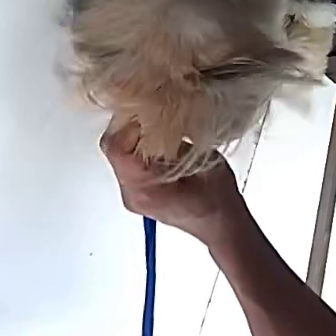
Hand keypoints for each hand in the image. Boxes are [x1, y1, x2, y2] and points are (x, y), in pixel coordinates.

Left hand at [100, 122, 244, 245]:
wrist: (221, 225)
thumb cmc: (218, 200)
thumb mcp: (204, 159)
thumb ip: (178, 139)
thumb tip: (164, 115)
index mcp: (144, 188)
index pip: (116, 148)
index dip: (130, 124)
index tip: (148, 110)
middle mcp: (131, 193)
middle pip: (114, 150)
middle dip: (132, 126)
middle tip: (154, 111)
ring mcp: (132, 194)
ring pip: (121, 154)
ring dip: (138, 136)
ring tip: (162, 125)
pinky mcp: (138, 190)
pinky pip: (130, 162)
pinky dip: (143, 147)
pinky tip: (164, 141)